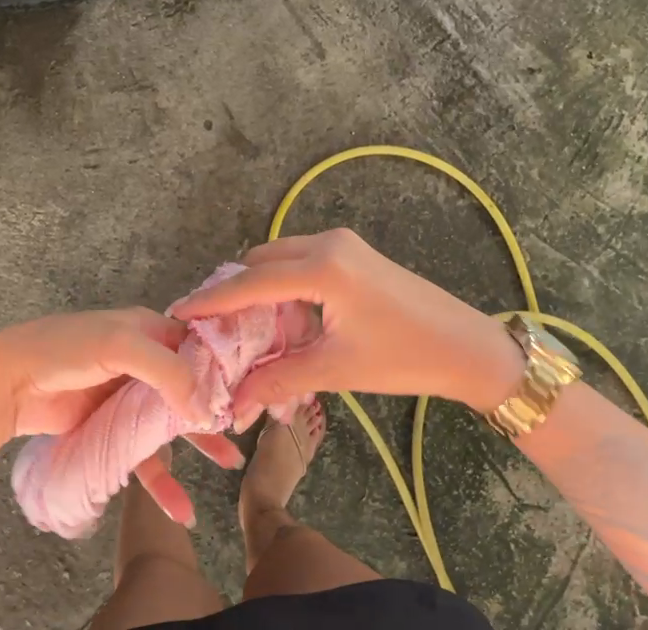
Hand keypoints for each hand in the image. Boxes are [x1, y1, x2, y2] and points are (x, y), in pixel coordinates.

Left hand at [0, 308, 244, 526]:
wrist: (9, 382)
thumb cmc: (65, 350)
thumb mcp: (120, 344)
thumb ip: (166, 370)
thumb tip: (206, 408)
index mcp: (149, 330)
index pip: (197, 348)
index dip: (223, 369)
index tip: (251, 391)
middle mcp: (143, 362)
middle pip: (190, 388)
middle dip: (217, 409)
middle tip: (245, 430)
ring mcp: (126, 399)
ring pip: (172, 425)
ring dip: (199, 445)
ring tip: (230, 465)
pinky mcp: (110, 432)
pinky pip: (144, 459)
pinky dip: (163, 484)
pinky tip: (182, 510)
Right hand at [170, 228, 524, 422]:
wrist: (469, 347)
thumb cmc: (405, 357)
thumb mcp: (336, 370)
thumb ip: (278, 379)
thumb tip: (232, 404)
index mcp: (323, 266)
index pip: (251, 281)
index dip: (212, 300)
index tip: (178, 312)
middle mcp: (327, 243)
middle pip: (261, 262)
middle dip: (233, 292)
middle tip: (209, 328)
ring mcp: (342, 244)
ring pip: (279, 260)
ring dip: (259, 289)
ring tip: (240, 329)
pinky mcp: (351, 254)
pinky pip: (300, 263)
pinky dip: (282, 287)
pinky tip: (279, 320)